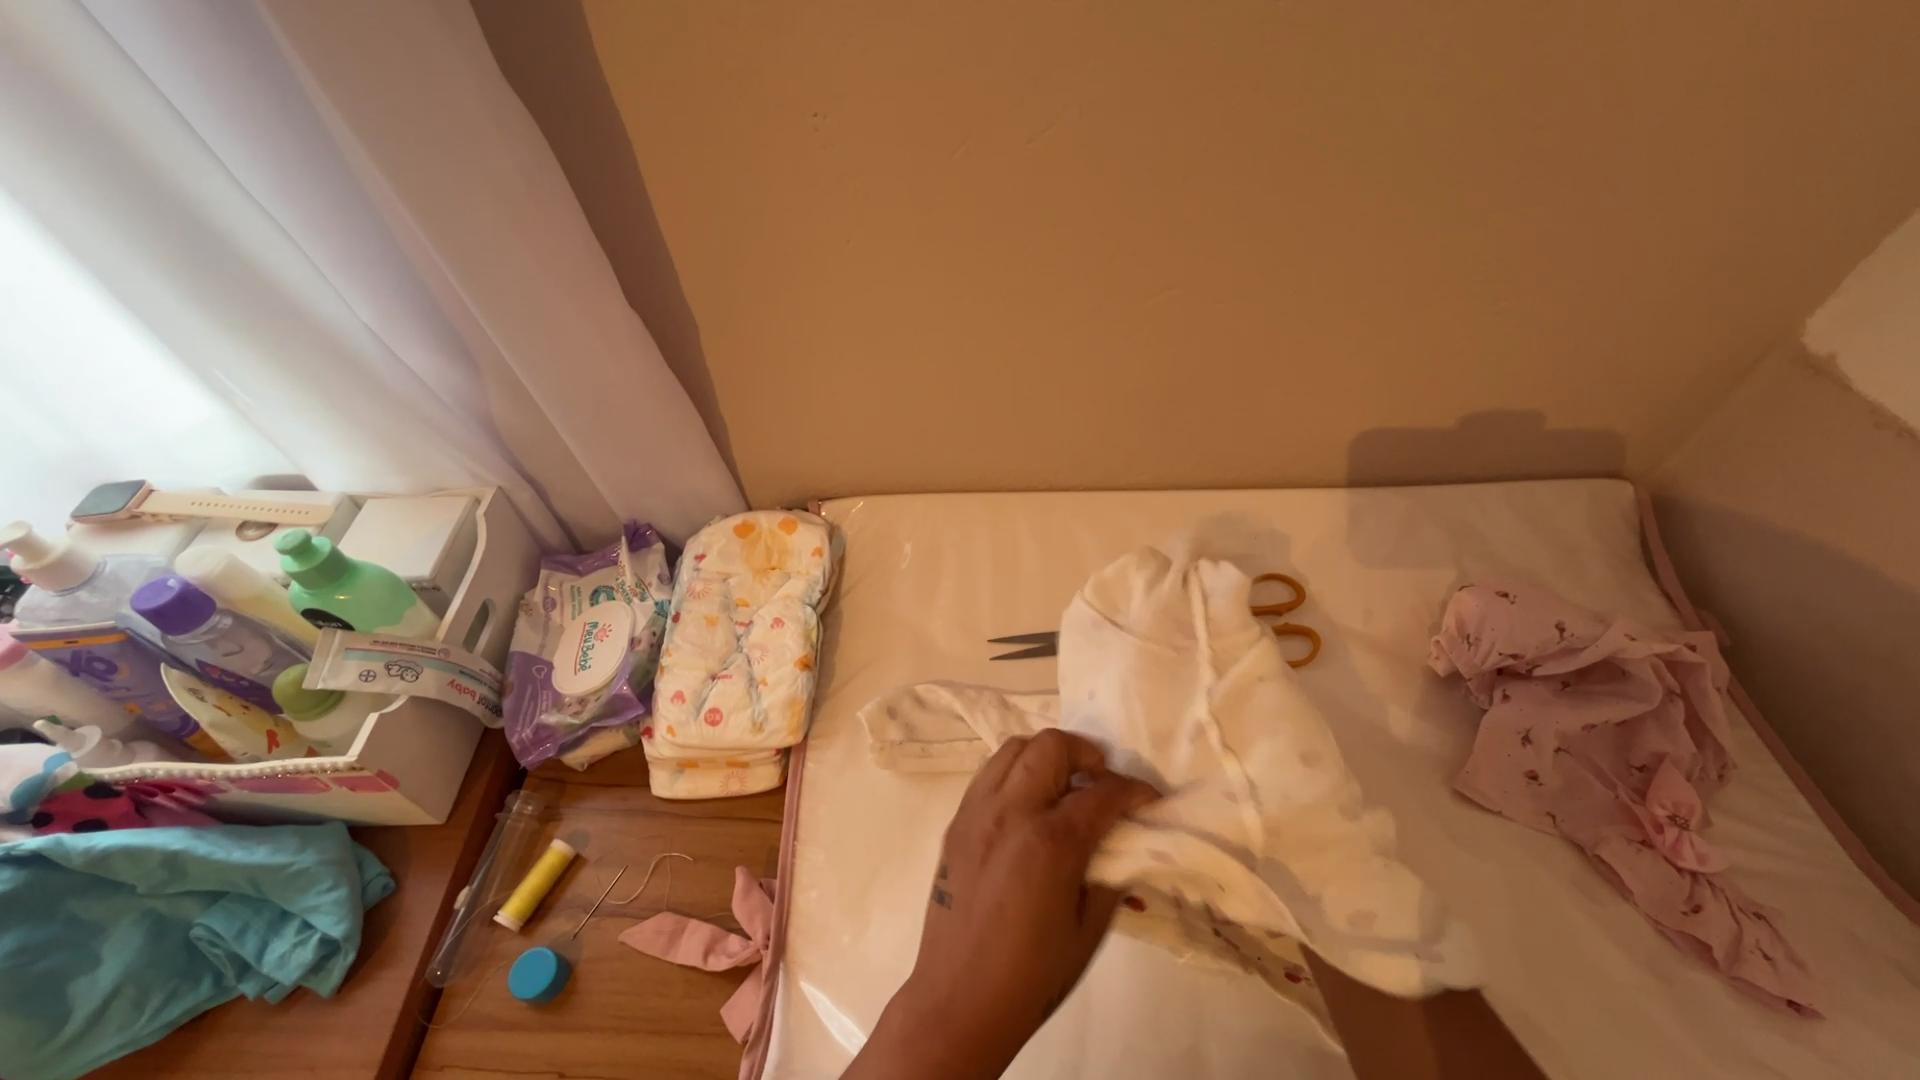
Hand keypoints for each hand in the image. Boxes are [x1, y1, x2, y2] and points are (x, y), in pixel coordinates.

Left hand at [844, 729, 1159, 1079]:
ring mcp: (976, 813)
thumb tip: (1124, 843)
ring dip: (1046, 757)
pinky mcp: (955, 824)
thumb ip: (1110, 873)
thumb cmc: (1032, 975)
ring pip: (1013, 748)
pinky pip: (988, 775)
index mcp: (1049, 842)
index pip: (1102, 793)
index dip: (1135, 791)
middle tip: (1102, 782)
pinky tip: (1029, 807)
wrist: (959, 1000)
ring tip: (1064, 787)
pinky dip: (1014, 774)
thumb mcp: (1088, 928)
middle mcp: (1009, 813)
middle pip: (1051, 746)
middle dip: (1086, 754)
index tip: (1150, 799)